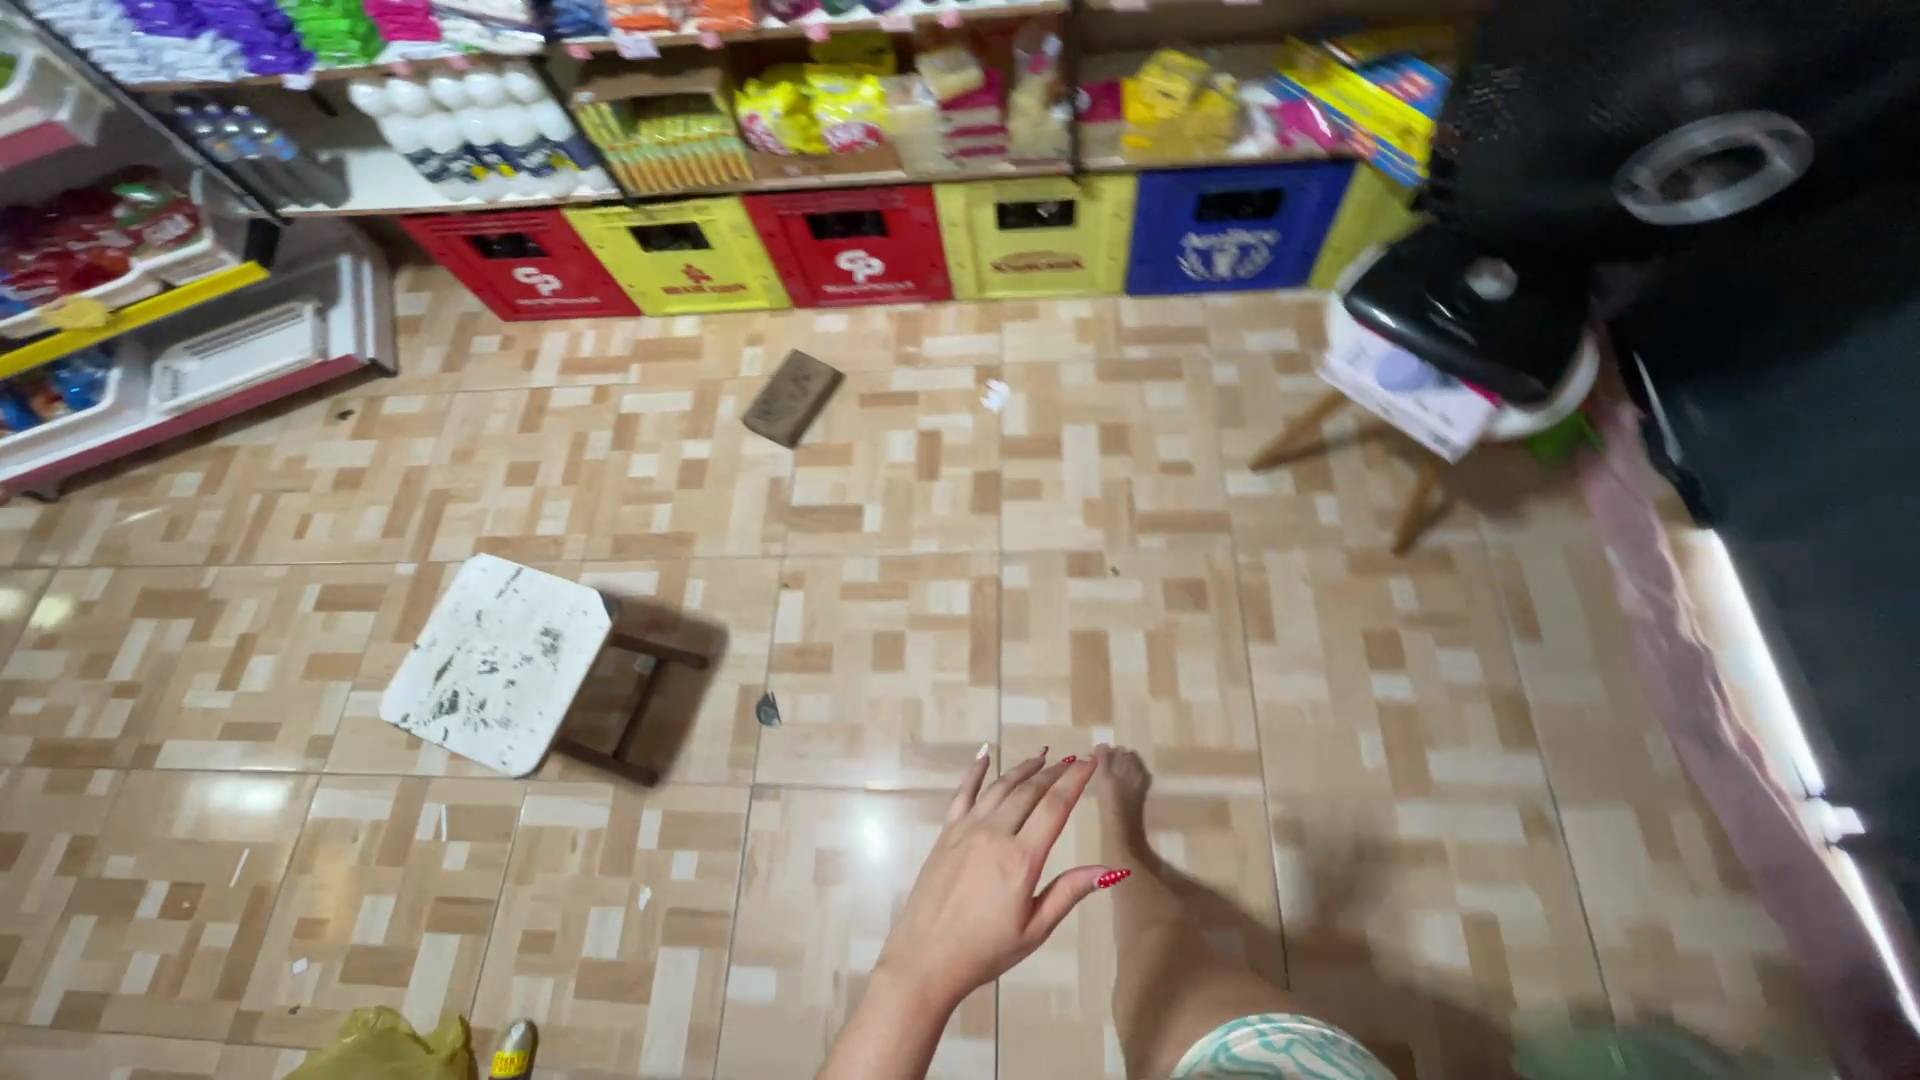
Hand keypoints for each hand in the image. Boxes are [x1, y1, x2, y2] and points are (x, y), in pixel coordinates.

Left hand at [872, 746, 1124, 1010]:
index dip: (1076, 779)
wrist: (925, 960)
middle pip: (1030, 791)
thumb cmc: (985, 951)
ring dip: (1024, 768)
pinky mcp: (946, 833)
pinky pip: (963, 793)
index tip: (1091, 761)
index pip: (1056, 806)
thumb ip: (1069, 892)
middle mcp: (994, 834)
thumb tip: (1110, 870)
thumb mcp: (1035, 929)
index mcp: (1021, 858)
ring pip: (1000, 787)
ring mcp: (966, 830)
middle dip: (1055, 771)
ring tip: (1043, 756)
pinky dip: (976, 771)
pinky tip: (985, 754)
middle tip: (1074, 758)